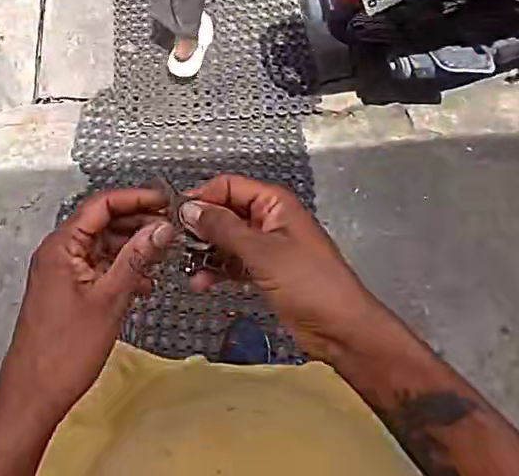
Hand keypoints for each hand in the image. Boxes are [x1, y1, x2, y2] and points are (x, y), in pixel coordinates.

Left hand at [0, 187, 175, 424]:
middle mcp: (59, 251)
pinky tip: (143, 282)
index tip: (164, 201)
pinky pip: (99, 266)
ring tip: (160, 257)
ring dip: (132, 248)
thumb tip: (161, 228)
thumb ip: (136, 258)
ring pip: (103, 245)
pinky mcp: (68, 289)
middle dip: (137, 223)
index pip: (102, 204)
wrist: (33, 397)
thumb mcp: (109, 299)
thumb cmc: (64, 351)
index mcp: (62, 244)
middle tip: (169, 228)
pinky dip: (121, 269)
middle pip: (103, 222)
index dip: (135, 198)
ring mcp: (63, 270)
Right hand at [181, 174, 402, 365]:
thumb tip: (189, 208)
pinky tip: (201, 283)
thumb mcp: (262, 253)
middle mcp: (268, 218)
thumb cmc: (308, 283)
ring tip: (185, 267)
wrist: (344, 331)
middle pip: (225, 211)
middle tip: (174, 243)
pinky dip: (218, 269)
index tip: (174, 215)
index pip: (228, 186)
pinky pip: (233, 262)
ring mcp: (267, 246)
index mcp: (273, 202)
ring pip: (226, 239)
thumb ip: (223, 228)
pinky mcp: (265, 271)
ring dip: (206, 251)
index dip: (202, 197)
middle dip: (201, 226)